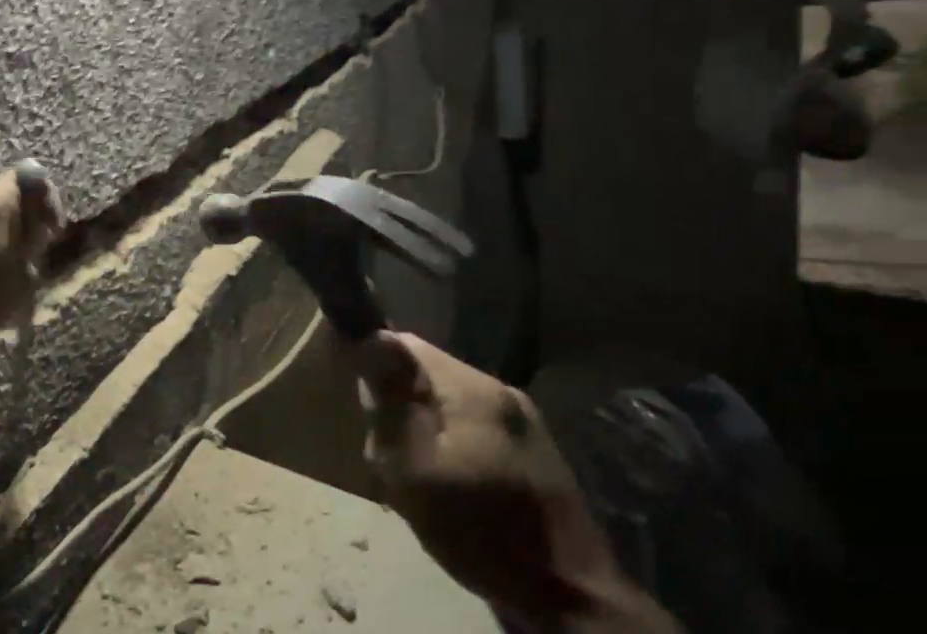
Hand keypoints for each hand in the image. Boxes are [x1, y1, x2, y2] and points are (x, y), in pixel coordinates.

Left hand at [0, 167, 64, 357]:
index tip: (51, 231)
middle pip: (9, 188)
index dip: (48, 202)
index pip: (34, 177)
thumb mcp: (24, 274)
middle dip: (23, 212)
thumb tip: (40, 226)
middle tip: (31, 245)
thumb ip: (35, 240)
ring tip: (6, 255)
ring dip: (0, 221)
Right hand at [354, 333, 665, 628]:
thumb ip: (391, 400)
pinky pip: (472, 429)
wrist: (569, 601)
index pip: (405, 344)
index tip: (365, 413)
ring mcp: (524, 424)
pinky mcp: (534, 454)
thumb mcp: (414, 467)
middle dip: (398, 408)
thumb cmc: (478, 531)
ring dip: (423, 432)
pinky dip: (450, 449)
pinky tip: (450, 489)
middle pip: (426, 375)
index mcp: (473, 389)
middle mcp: (502, 393)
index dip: (375, 370)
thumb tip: (372, 334)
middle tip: (391, 459)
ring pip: (447, 405)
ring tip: (419, 480)